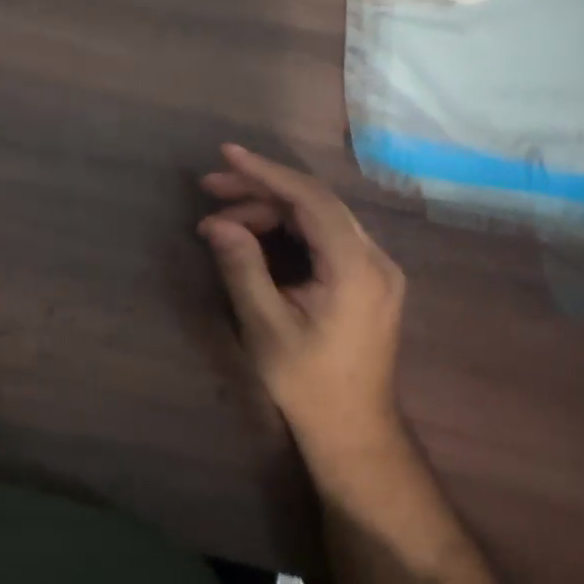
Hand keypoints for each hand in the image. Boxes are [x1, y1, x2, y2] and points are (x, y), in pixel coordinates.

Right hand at [197, 144, 405, 456]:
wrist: (352, 429)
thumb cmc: (307, 379)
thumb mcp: (265, 325)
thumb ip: (242, 267)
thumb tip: (217, 223)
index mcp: (356, 268)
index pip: (310, 200)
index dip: (266, 172)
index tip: (226, 154)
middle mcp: (375, 259)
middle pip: (314, 202)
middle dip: (259, 189)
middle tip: (208, 188)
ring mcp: (375, 269)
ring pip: (317, 216)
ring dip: (268, 209)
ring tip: (219, 221)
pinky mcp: (365, 279)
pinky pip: (322, 235)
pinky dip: (284, 227)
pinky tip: (250, 234)